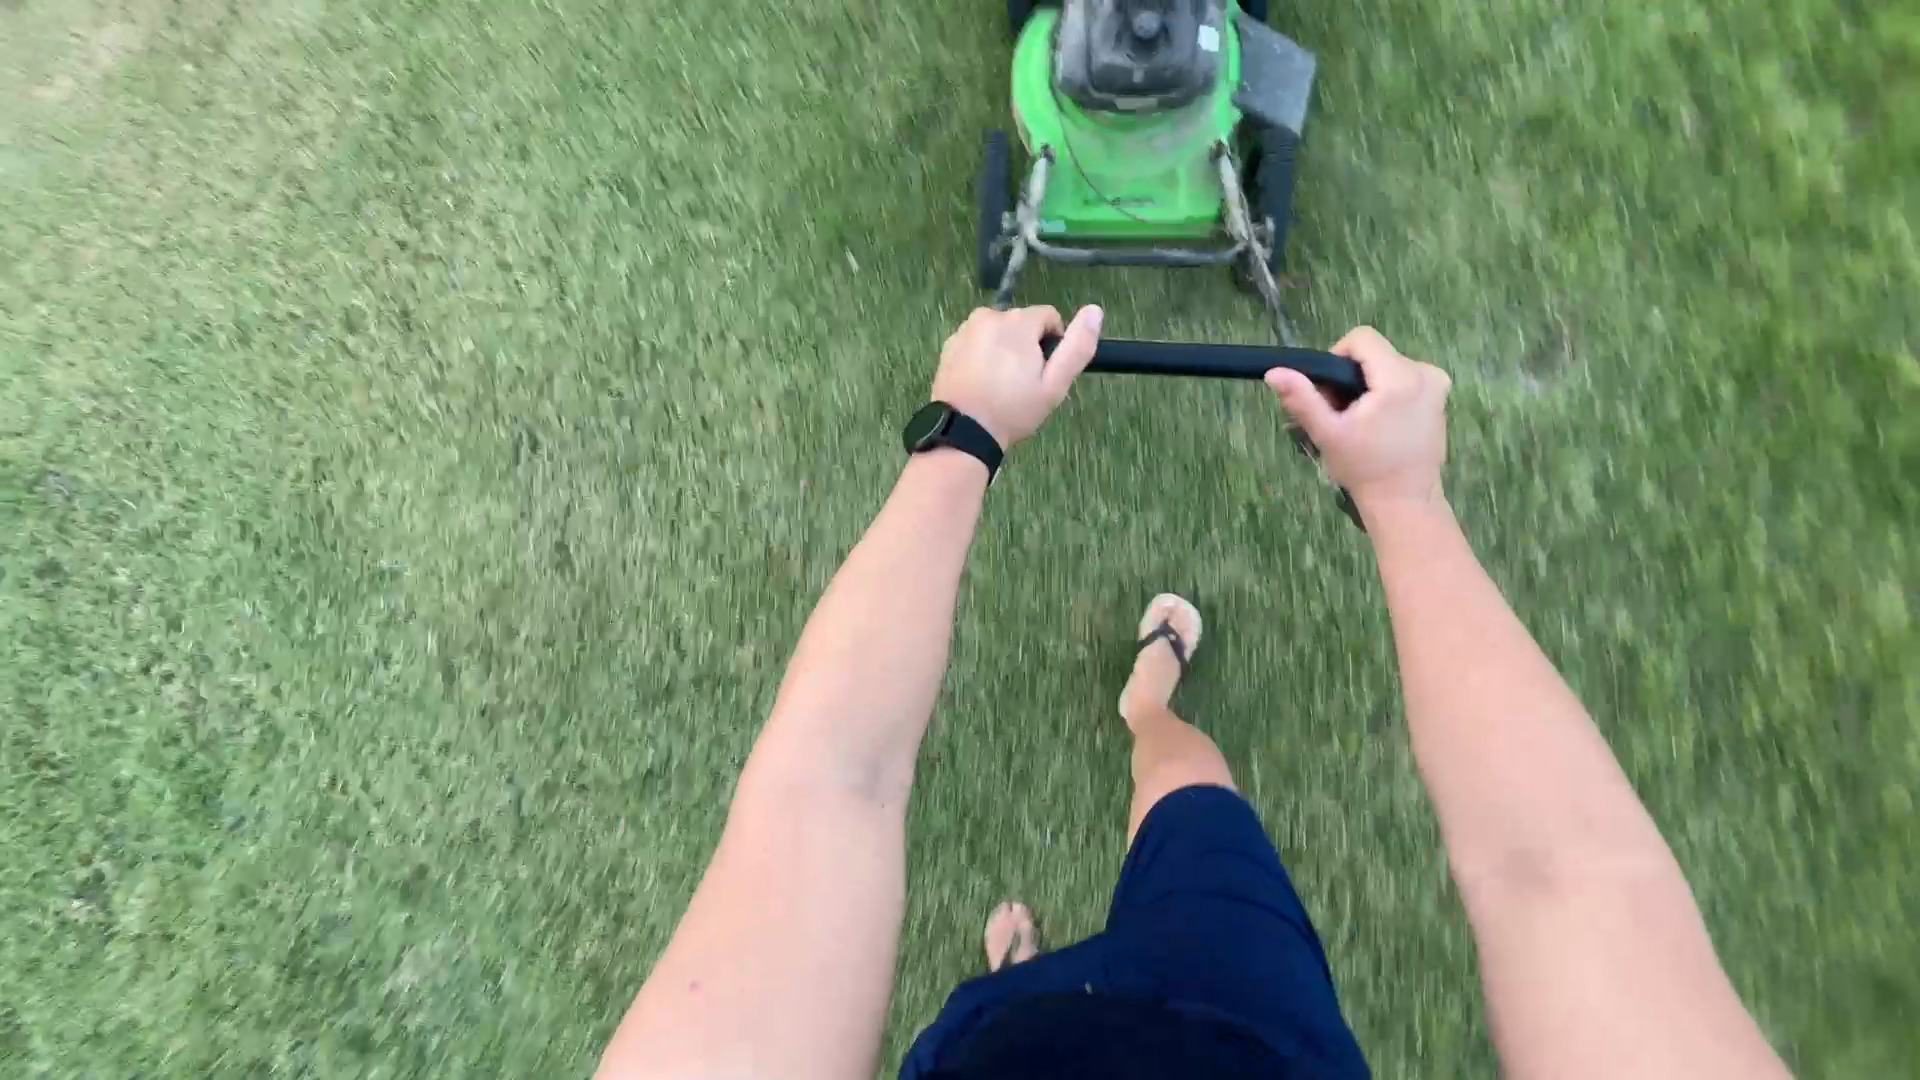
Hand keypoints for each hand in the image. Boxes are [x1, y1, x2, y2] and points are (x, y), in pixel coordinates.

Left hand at [931, 305, 1102, 447]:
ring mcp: (965, 329)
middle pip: (1021, 324)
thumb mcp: (1054, 385)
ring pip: (998, 333)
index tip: (1043, 373)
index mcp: (1017, 321)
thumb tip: (1094, 311)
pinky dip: (982, 356)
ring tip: (1000, 385)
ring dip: (1003, 350)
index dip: (1052, 345)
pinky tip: (981, 383)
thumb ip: (1077, 347)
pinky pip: (976, 343)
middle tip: (1022, 383)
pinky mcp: (949, 345)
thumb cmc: (1013, 410)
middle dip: (1026, 347)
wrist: (964, 431)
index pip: (1049, 317)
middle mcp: (989, 316)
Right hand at [1265, 326, 1450, 509]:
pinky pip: (1404, 377)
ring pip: (1387, 366)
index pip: (1362, 339)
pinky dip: (1385, 392)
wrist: (1403, 498)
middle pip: (1374, 354)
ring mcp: (1437, 384)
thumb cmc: (1363, 468)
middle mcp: (1425, 372)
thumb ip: (1302, 398)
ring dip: (1367, 386)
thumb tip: (1273, 371)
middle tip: (1340, 414)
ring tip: (1358, 421)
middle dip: (1350, 378)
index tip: (1330, 391)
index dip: (1336, 358)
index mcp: (1399, 378)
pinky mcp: (1440, 396)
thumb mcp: (1327, 433)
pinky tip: (1378, 423)